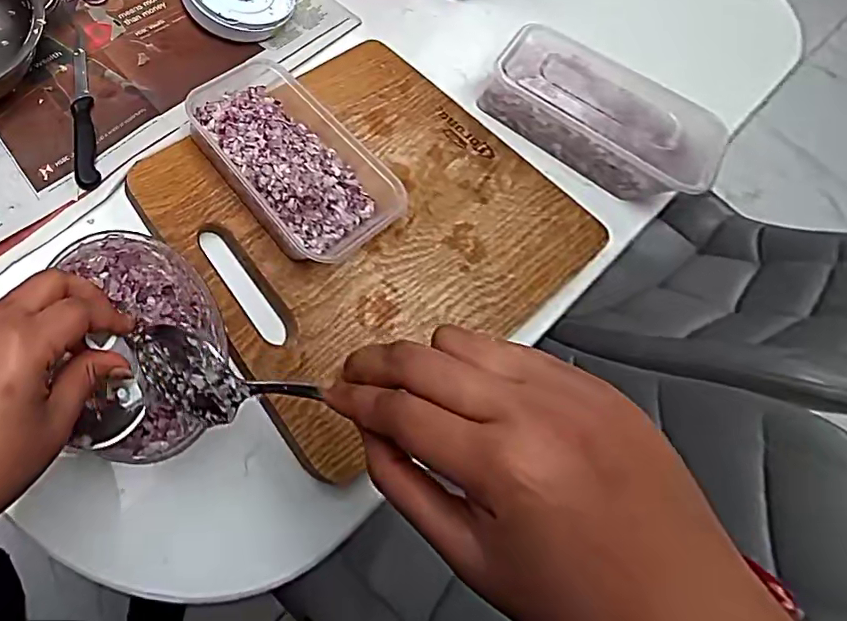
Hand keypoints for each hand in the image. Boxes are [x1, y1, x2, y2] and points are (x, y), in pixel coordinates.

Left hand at [0, 270, 130, 540]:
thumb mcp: (53, 423)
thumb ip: (85, 379)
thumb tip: (108, 360)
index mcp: (21, 339)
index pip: (77, 307)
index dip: (109, 316)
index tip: (125, 329)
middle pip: (50, 280)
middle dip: (86, 293)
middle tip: (108, 321)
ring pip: (27, 288)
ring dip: (58, 300)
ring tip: (84, 338)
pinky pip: (7, 308)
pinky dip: (34, 312)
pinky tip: (51, 346)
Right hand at [325, 326, 787, 620]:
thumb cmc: (596, 604)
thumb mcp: (469, 555)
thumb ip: (397, 481)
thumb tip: (366, 430)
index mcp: (505, 465)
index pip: (393, 407)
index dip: (350, 399)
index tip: (334, 396)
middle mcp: (540, 418)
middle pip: (414, 358)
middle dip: (368, 366)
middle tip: (355, 380)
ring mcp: (576, 398)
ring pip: (455, 339)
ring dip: (423, 360)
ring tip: (418, 388)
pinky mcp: (601, 392)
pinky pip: (510, 348)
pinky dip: (478, 364)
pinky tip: (476, 393)